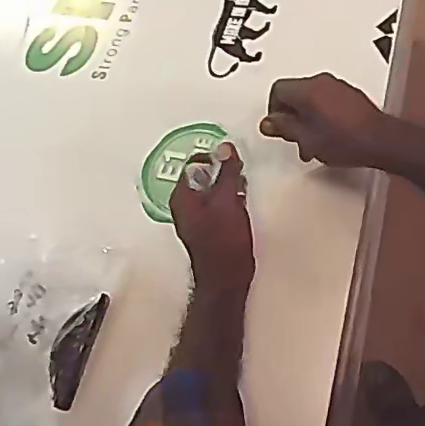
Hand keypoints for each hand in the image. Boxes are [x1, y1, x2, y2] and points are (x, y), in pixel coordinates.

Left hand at [170, 143, 253, 294]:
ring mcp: (195, 218)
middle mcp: (184, 205)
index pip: (195, 162)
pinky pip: (215, 203)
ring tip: (242, 186)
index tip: (233, 157)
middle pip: (202, 175)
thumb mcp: (228, 199)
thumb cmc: (224, 239)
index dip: (215, 156)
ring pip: (210, 189)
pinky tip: (240, 202)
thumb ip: (227, 172)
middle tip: (239, 170)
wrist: (226, 277)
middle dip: (221, 170)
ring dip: (226, 184)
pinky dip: (227, 198)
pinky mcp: (208, 228)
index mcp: (182, 195)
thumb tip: (225, 148)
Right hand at [259, 73, 399, 167]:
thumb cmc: (348, 139)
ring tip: (311, 140)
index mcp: (307, 89)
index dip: (274, 110)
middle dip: (290, 115)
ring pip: (310, 97)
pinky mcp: (351, 96)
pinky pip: (327, 100)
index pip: (278, 90)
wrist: (380, 141)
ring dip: (306, 117)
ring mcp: (338, 87)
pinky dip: (321, 115)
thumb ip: (283, 127)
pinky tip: (327, 135)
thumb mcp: (305, 138)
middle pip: (294, 92)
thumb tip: (270, 123)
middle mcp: (322, 82)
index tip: (277, 125)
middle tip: (292, 134)